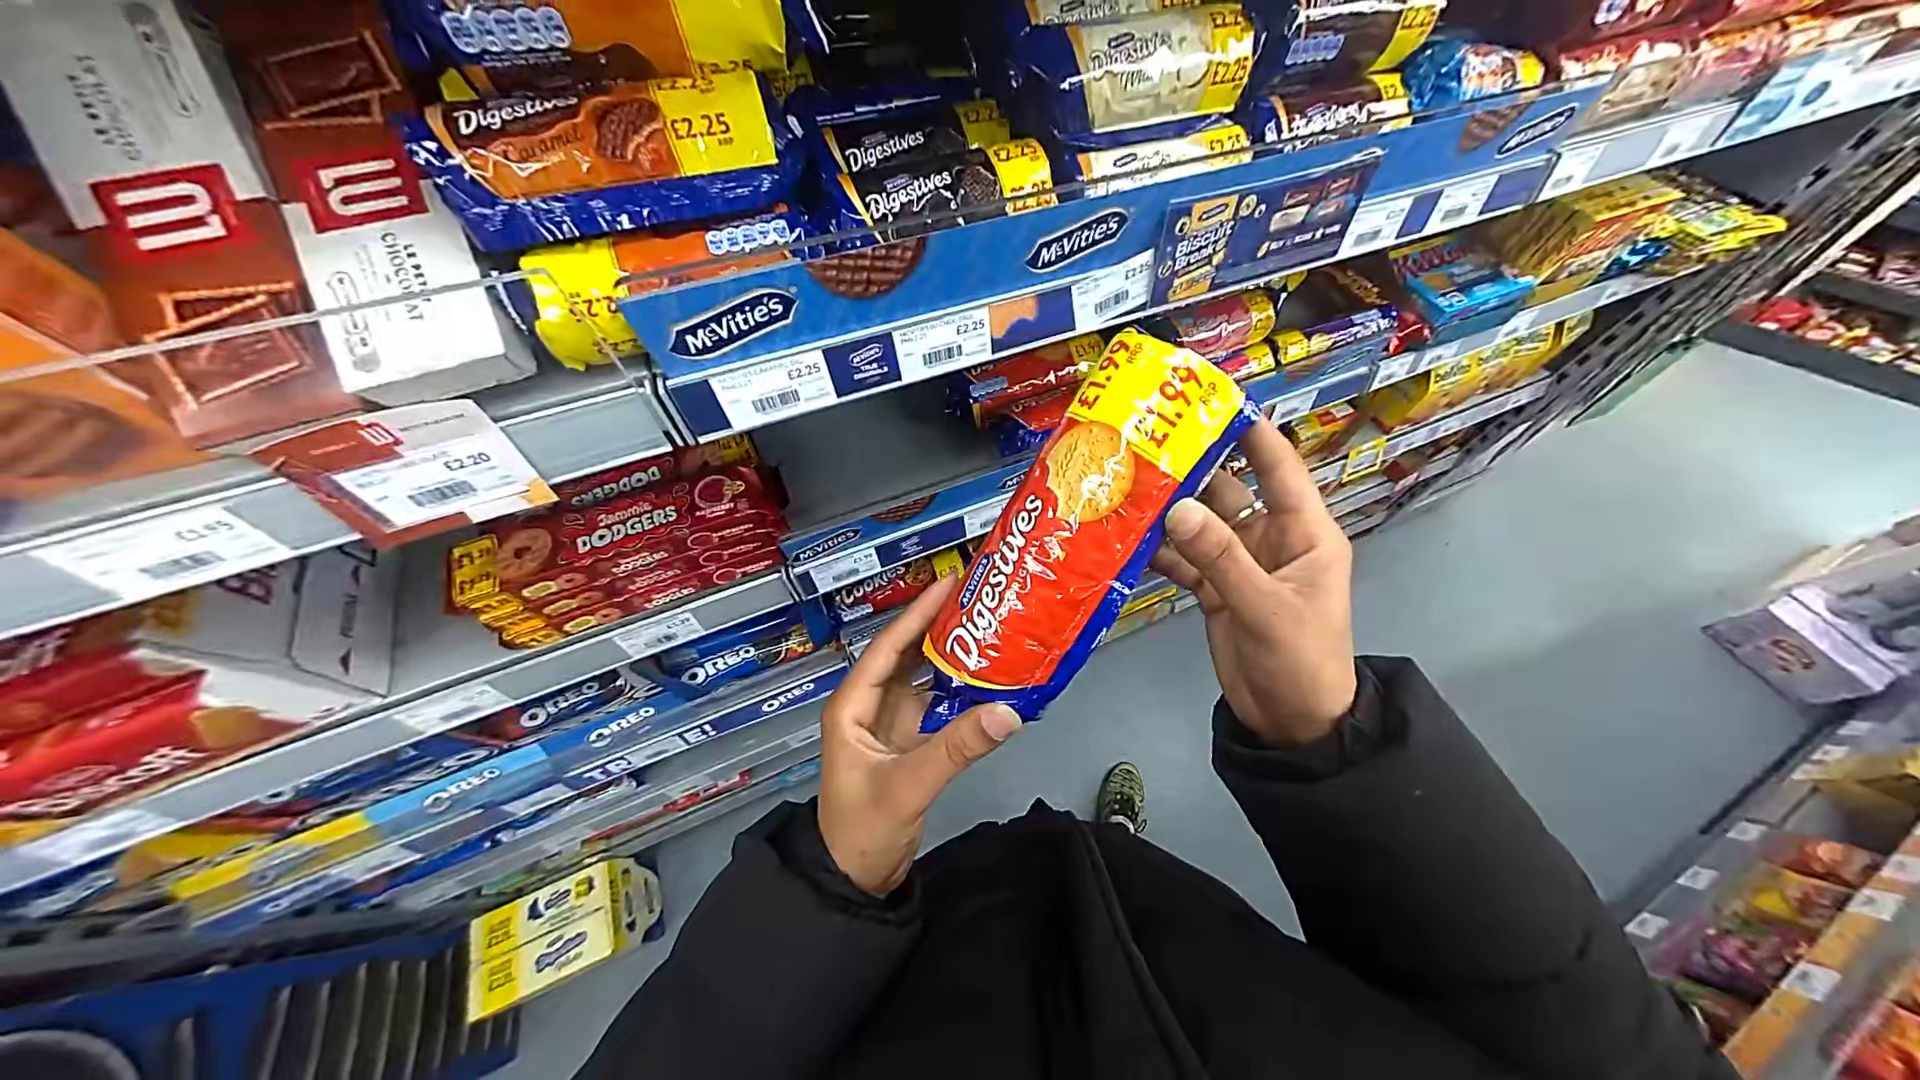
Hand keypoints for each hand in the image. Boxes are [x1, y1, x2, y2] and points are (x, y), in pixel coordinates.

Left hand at [818, 575, 1022, 895]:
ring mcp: (889, 723)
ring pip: (921, 678)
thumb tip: (1008, 711)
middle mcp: (869, 705)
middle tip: (976, 597)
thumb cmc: (862, 830)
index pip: (888, 647)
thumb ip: (957, 748)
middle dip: (936, 626)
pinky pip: (934, 704)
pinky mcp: (907, 740)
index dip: (917, 613)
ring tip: (986, 628)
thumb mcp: (909, 785)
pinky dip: (957, 691)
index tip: (949, 583)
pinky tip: (984, 680)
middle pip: (905, 655)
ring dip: (949, 656)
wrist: (854, 880)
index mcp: (853, 705)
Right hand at [1150, 418, 1356, 745]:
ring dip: (1168, 512)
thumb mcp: (1266, 607)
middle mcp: (1268, 539)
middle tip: (1145, 447)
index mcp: (1302, 532)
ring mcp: (1238, 564)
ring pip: (1199, 526)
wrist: (1290, 721)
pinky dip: (1159, 552)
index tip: (1214, 401)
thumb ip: (1221, 558)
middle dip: (1191, 472)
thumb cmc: (1301, 660)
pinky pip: (1183, 560)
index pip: (1279, 468)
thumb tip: (1176, 508)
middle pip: (1228, 492)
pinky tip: (1127, 541)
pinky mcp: (1213, 589)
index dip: (1252, 432)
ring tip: (1124, 489)